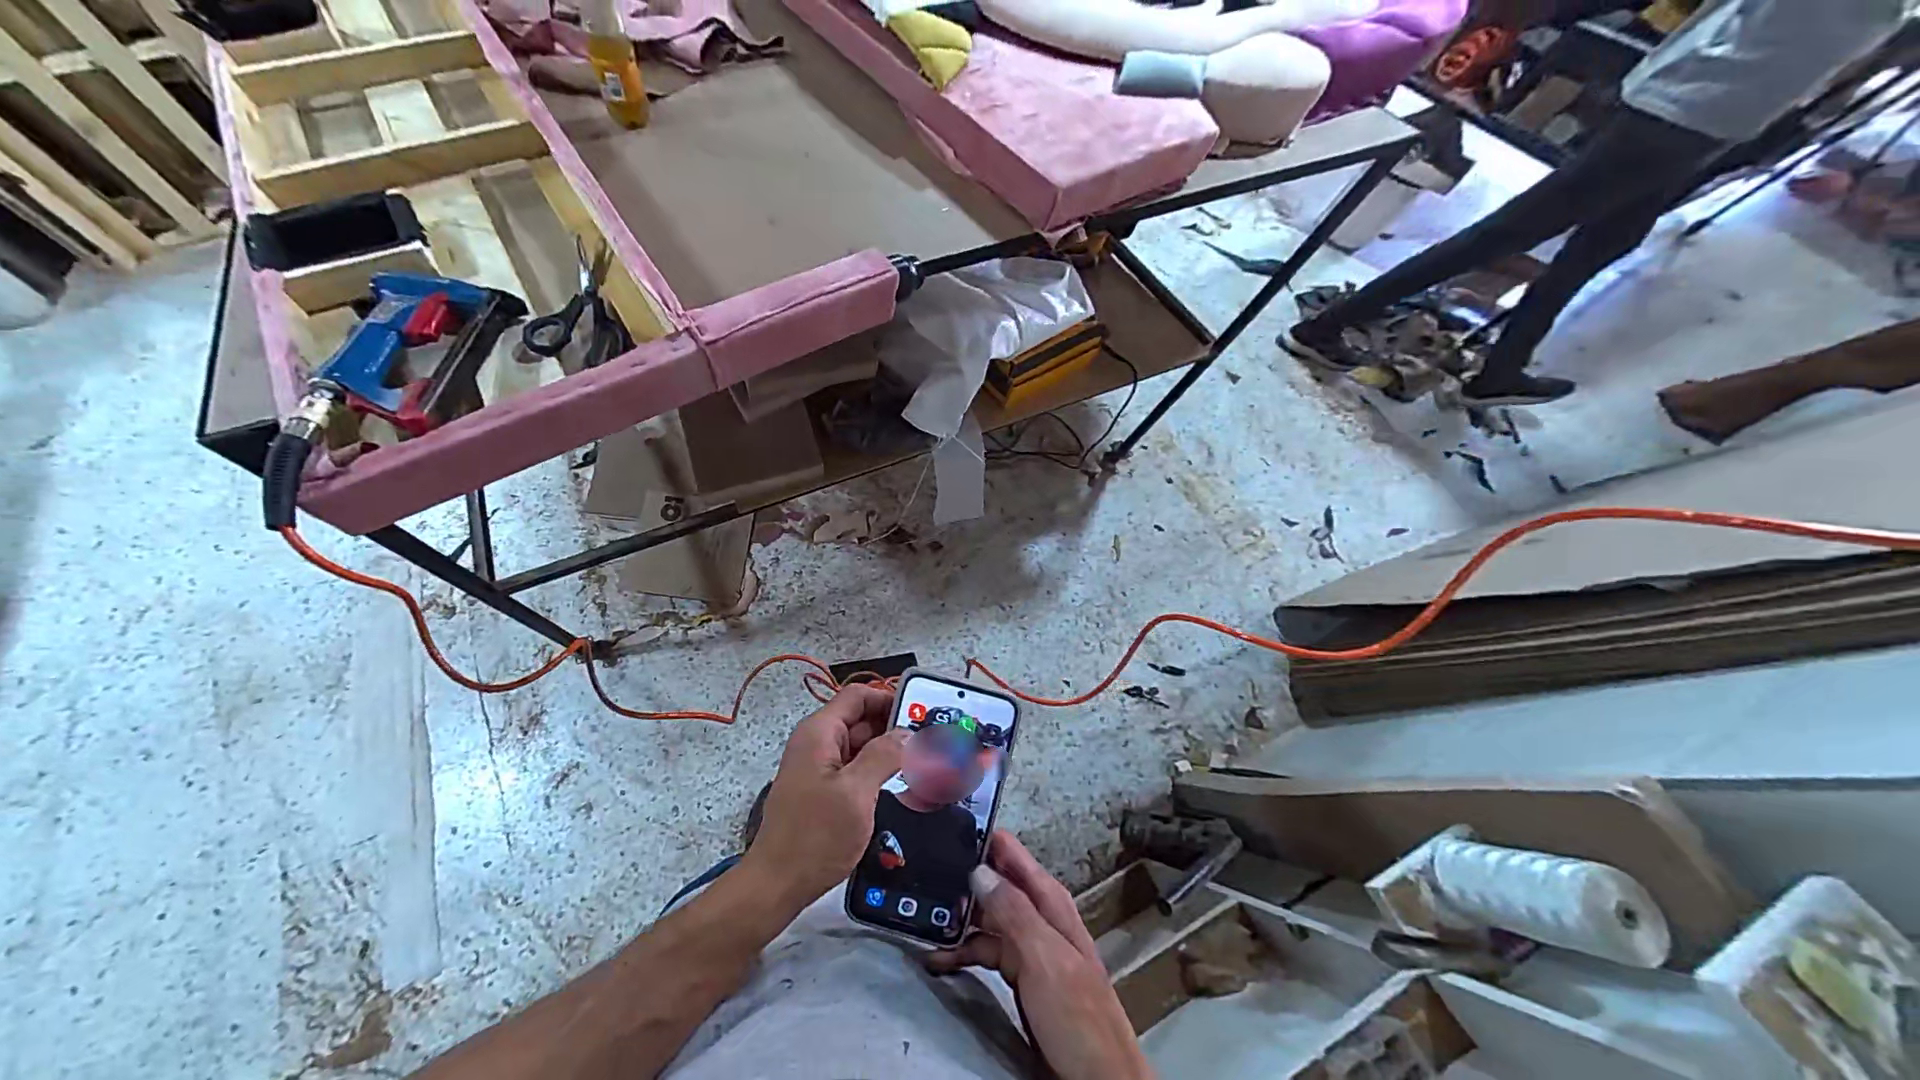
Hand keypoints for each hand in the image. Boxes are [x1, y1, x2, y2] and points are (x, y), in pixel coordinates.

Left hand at [739, 684, 907, 909]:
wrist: (777, 884)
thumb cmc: (815, 837)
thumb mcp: (856, 793)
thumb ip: (884, 756)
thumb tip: (907, 733)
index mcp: (820, 733)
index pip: (858, 697)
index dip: (889, 699)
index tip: (920, 716)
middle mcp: (816, 743)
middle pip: (860, 719)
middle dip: (893, 727)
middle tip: (929, 743)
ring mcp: (818, 767)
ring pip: (859, 745)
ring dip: (887, 750)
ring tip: (921, 762)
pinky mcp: (822, 789)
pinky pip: (853, 767)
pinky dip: (876, 769)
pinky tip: (898, 783)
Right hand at [927, 831, 1154, 1079]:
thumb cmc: (1082, 1021)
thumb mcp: (1045, 960)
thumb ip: (1014, 912)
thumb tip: (980, 871)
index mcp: (1049, 903)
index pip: (1011, 854)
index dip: (981, 839)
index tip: (947, 830)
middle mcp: (1039, 917)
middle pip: (993, 883)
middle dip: (961, 880)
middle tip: (926, 882)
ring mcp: (1028, 945)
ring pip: (985, 918)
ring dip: (958, 918)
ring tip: (926, 921)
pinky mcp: (1019, 972)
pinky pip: (985, 950)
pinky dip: (963, 951)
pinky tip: (942, 957)